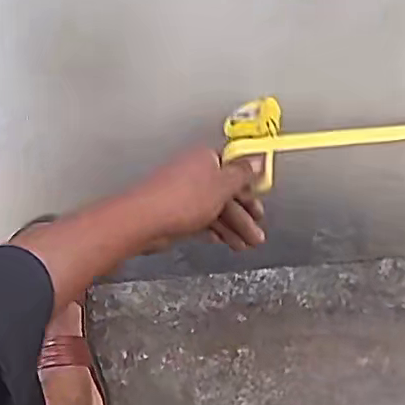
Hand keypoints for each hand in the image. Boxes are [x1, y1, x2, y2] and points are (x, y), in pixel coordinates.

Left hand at [124, 147, 266, 250]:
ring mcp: (182, 192)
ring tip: (244, 245)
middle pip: (226, 192)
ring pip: (214, 209)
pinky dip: (213, 229)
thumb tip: (258, 160)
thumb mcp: (222, 186)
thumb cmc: (180, 200)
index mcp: (205, 158)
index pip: (236, 169)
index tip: (260, 203)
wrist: (144, 221)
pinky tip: (222, 240)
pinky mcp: (174, 211)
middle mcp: (193, 172)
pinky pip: (200, 219)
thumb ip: (242, 175)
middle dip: (243, 215)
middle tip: (256, 233)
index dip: (250, 188)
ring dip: (232, 227)